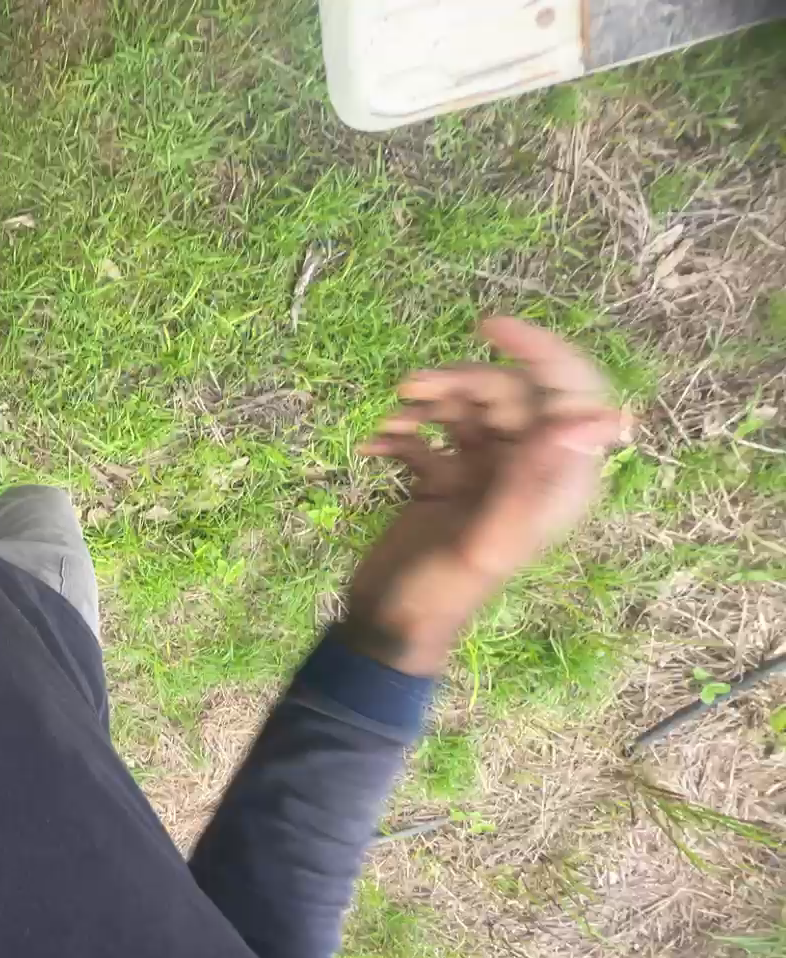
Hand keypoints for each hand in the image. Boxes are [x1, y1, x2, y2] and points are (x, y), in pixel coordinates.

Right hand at [344, 317, 628, 674]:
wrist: (390, 621)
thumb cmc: (441, 590)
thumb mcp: (488, 541)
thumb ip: (534, 484)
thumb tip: (595, 419)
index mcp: (556, 479)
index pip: (568, 396)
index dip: (540, 354)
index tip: (487, 327)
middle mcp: (524, 469)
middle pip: (506, 399)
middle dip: (459, 383)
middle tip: (408, 386)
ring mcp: (480, 476)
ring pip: (463, 415)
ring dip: (426, 406)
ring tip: (389, 415)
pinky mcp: (439, 484)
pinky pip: (425, 442)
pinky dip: (399, 437)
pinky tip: (372, 446)